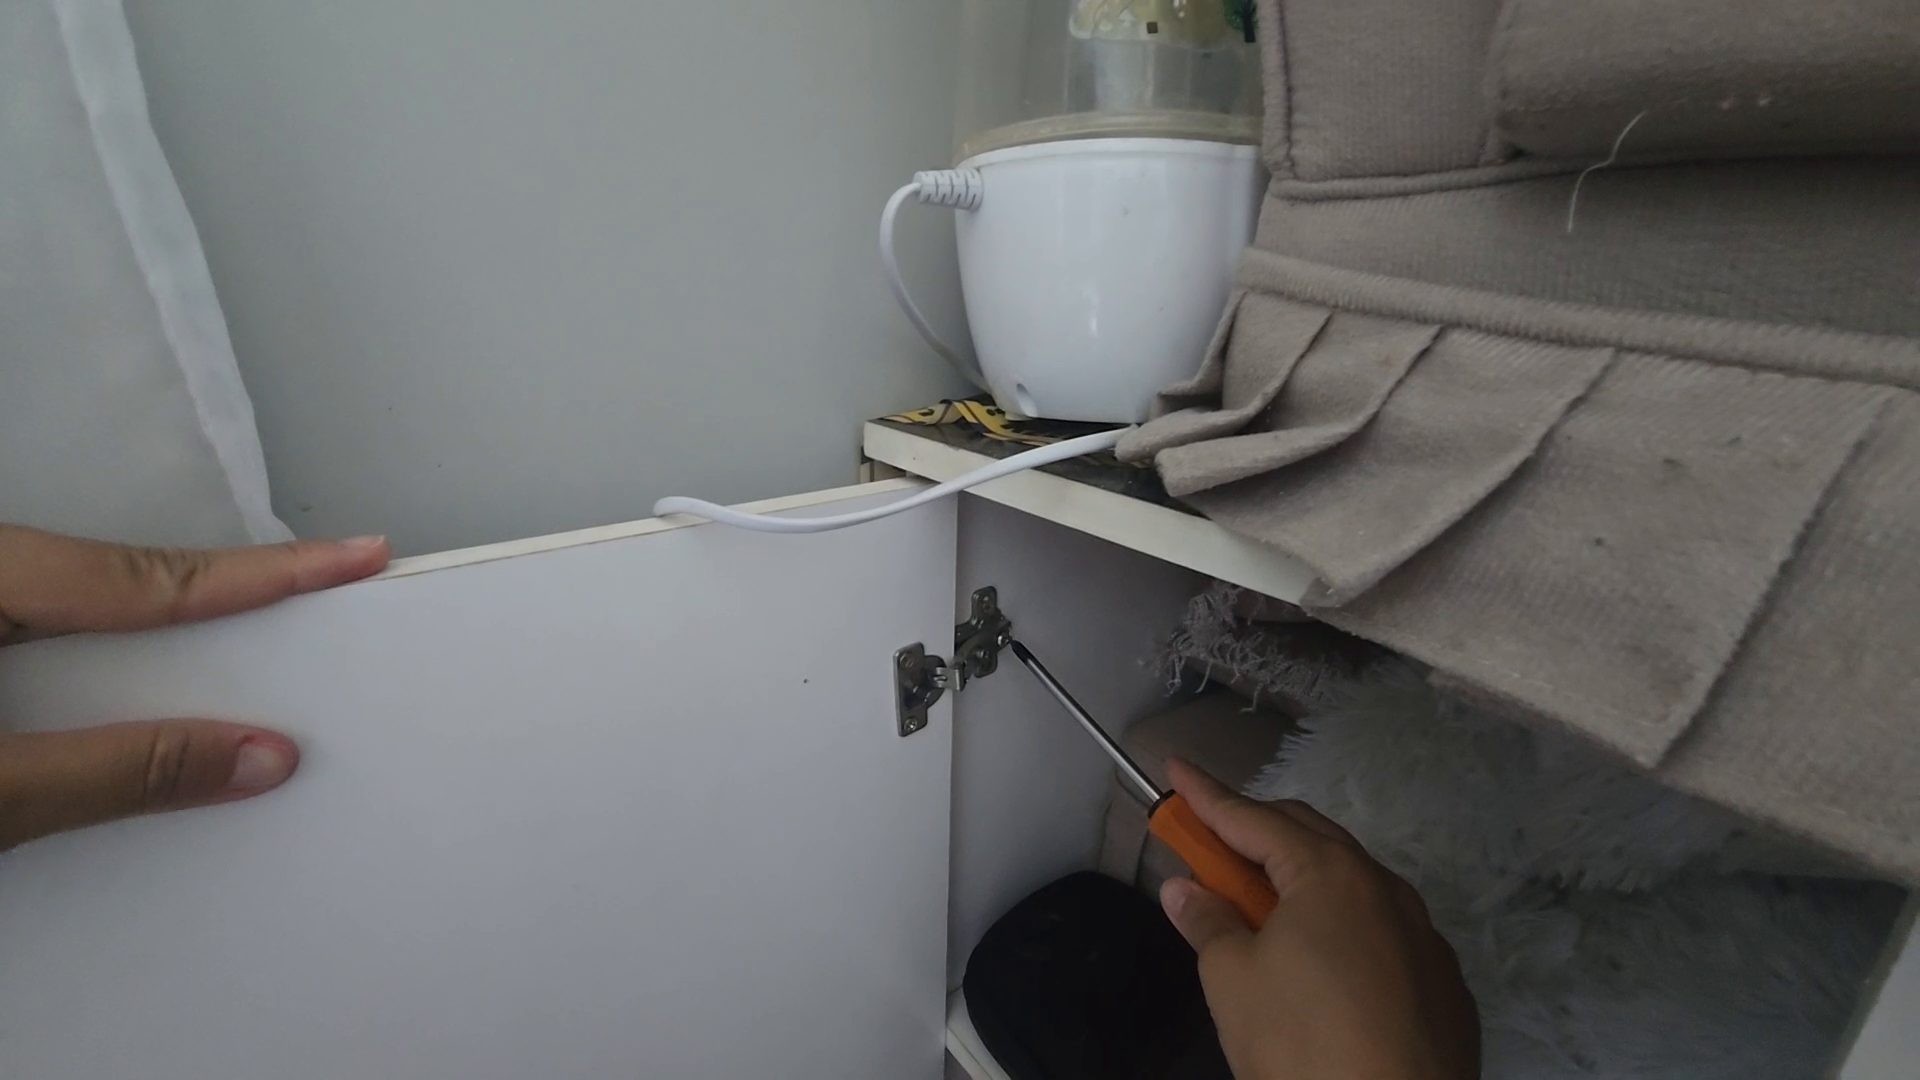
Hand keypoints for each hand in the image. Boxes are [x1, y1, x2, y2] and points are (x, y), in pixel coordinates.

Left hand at [0, 526, 389, 849]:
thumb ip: (116, 772)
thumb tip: (262, 759)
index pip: (158, 580)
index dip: (277, 572)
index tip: (365, 554)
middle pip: (132, 594)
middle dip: (230, 612)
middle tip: (323, 618)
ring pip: (87, 625)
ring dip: (164, 660)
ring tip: (228, 697)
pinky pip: (46, 653)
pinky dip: (106, 687)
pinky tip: (129, 720)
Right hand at [1159, 760, 1479, 1079]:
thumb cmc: (1301, 1046)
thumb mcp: (1231, 978)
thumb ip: (1206, 920)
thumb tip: (1183, 890)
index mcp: (1330, 875)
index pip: (1250, 819)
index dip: (1204, 794)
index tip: (1175, 767)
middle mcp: (1384, 889)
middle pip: (1306, 833)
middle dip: (1253, 827)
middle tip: (1209, 838)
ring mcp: (1424, 937)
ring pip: (1350, 877)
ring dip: (1298, 871)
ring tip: (1260, 899)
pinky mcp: (1445, 986)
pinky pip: (1381, 925)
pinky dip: (1339, 917)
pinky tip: (1320, 957)